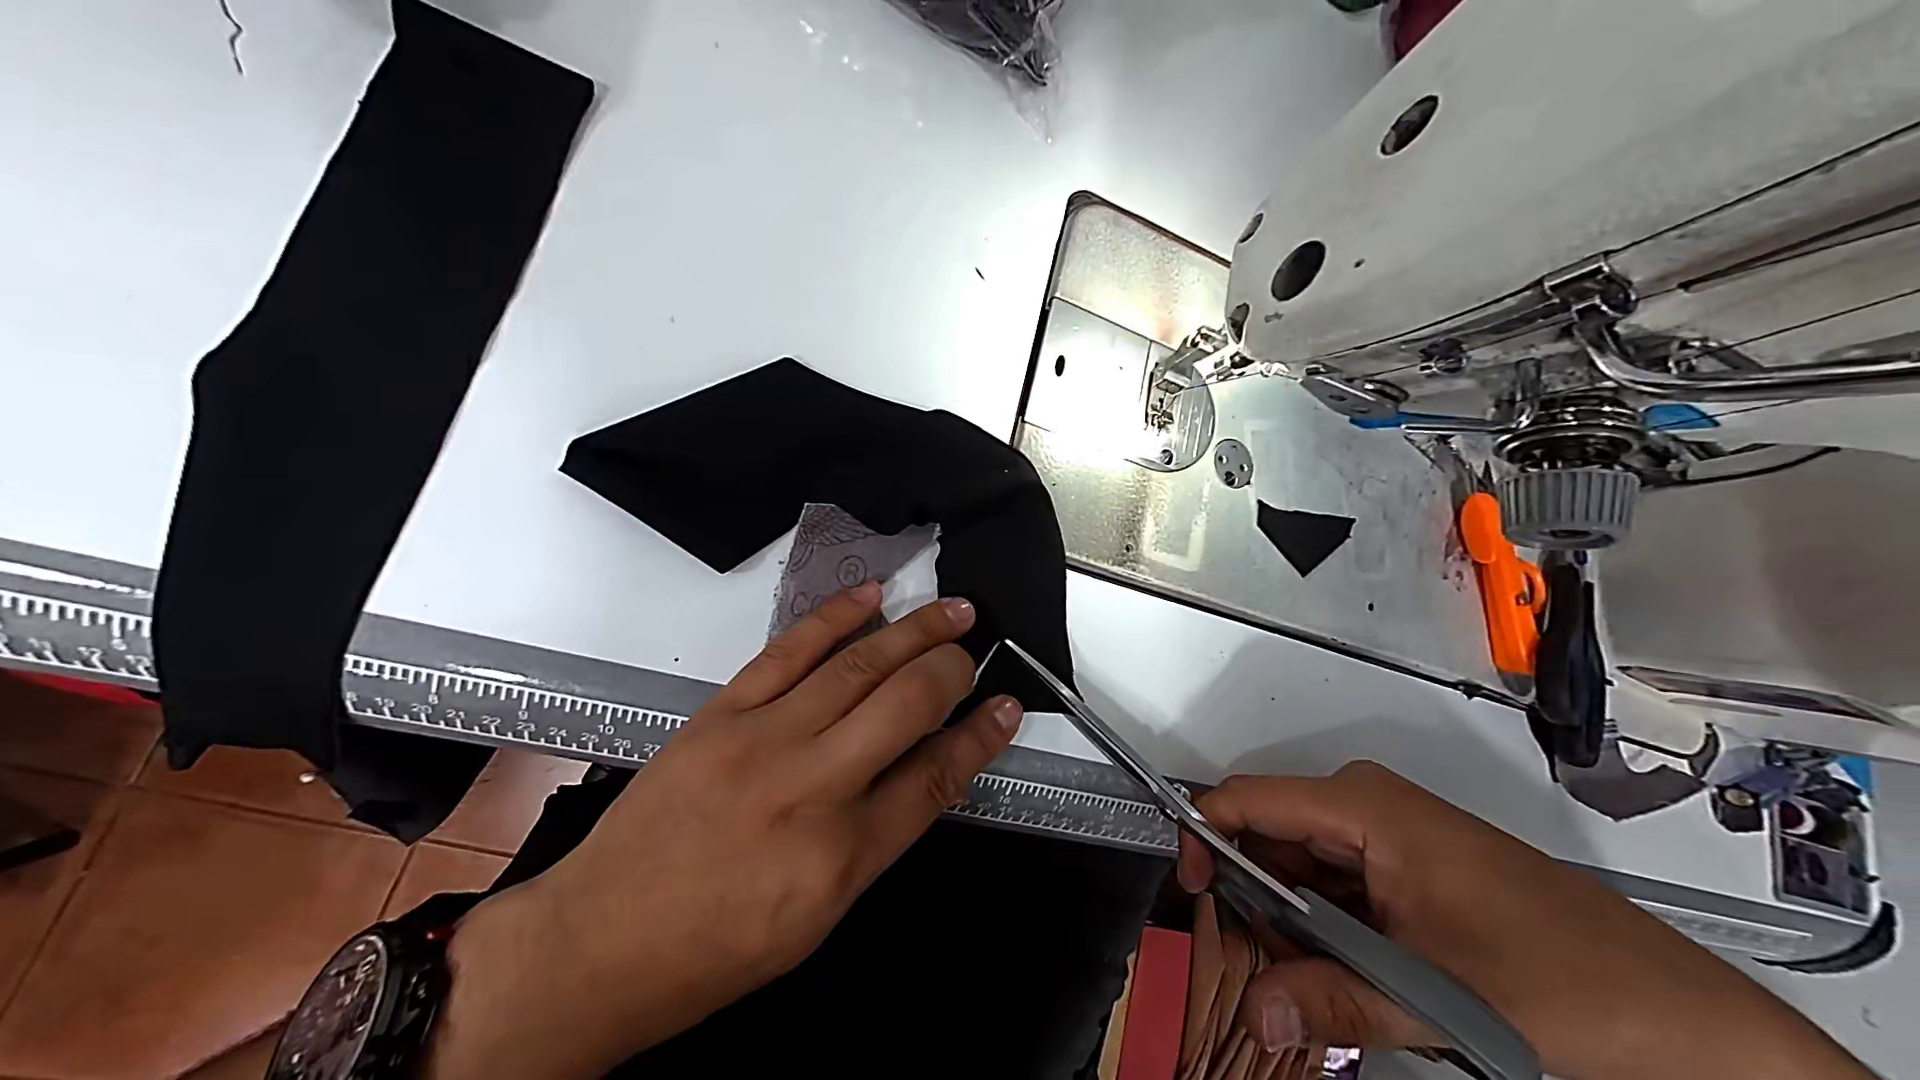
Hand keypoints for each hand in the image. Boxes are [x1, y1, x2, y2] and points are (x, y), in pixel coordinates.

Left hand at [420, 584, 1023, 1079]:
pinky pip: (788, 651)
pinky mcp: (721, 712)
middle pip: (905, 705)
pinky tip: (871, 595)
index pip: (935, 777)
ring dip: (913, 630)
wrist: (599, 942)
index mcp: (843, 854)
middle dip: (953, 669)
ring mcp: (762, 739)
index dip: (981, 736)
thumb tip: (927, 770)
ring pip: (857, 667)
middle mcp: (811, 786)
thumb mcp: (819, 915)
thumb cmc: (719, 948)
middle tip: (977, 647)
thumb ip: (879, 835)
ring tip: (953, 609)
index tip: (1008, 706)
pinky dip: (835, 617)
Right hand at [1176, 762, 1871, 1079]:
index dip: (1206, 835)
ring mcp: (1387, 840)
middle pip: (1269, 836)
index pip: (1250, 800)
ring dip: (1288, 922)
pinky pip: (1332, 886)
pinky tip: (1340, 977)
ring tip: (1307, 983)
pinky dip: (1321, 929)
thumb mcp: (1441, 997)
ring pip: (1298, 866)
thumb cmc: (1579, 980)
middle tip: (1256, 964)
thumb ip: (1336, 1001)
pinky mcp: (1403, 872)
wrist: (1686, 1022)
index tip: (1191, 886)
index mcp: (1367, 808)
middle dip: (1251, 897)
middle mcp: (1368, 810)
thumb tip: (1258, 1009)